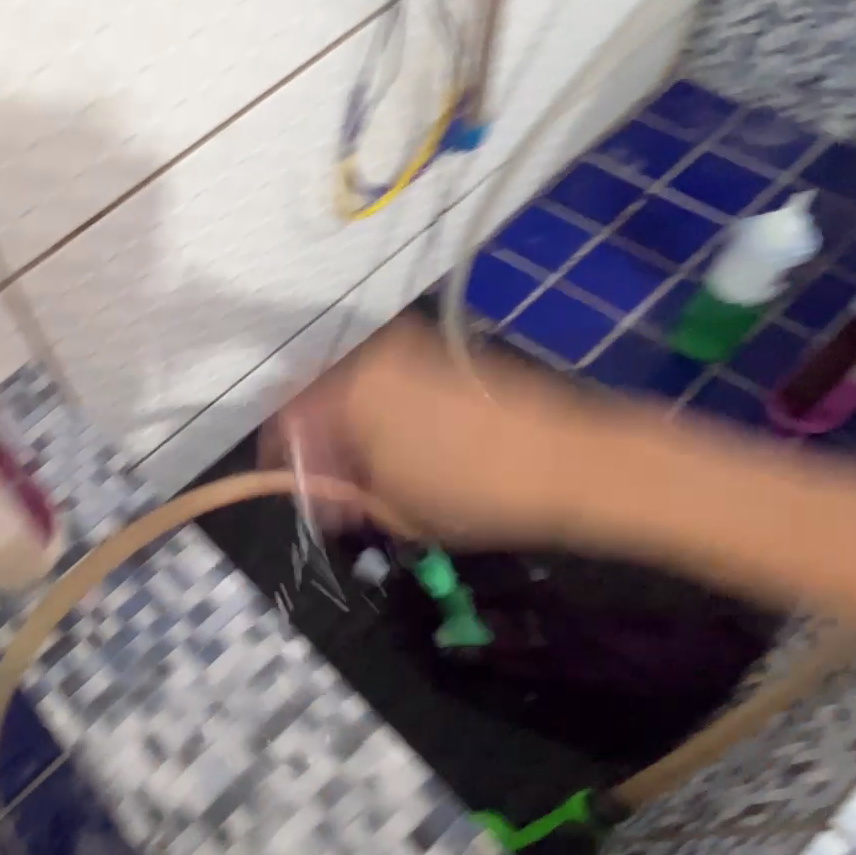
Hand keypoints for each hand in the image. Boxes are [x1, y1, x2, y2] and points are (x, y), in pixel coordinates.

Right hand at [261, 314, 607, 544]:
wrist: (573, 461)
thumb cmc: (471, 489)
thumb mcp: (390, 506)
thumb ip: (336, 491)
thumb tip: (313, 490)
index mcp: (347, 388)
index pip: (287, 417)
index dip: (283, 457)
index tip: (292, 488)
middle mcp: (372, 356)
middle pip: (319, 396)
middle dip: (319, 441)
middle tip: (333, 486)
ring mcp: (411, 349)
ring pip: (354, 387)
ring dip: (350, 426)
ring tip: (368, 472)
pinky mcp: (443, 354)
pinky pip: (389, 380)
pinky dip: (381, 412)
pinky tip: (400, 448)